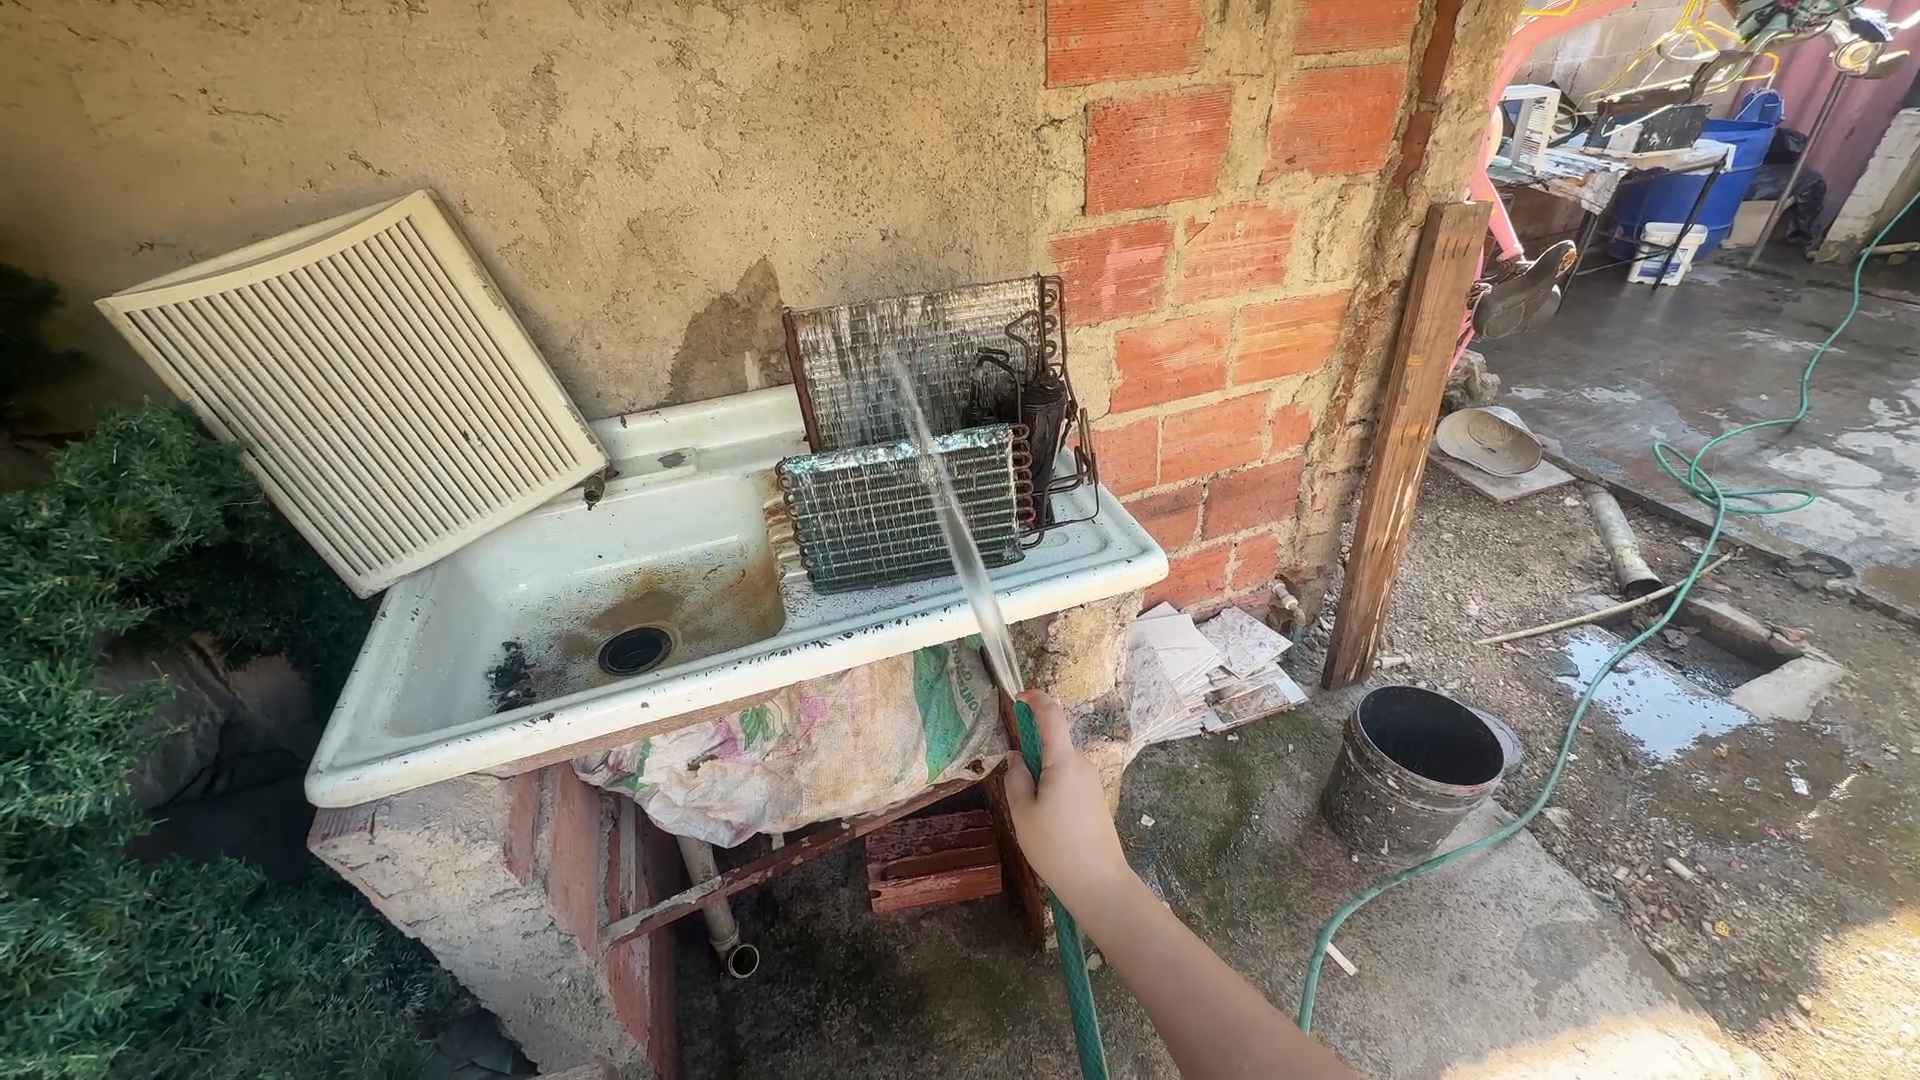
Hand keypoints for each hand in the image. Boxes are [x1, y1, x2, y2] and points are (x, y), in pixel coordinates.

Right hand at [1002, 690, 1133, 909]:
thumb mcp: (1023, 813)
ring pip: (1059, 764)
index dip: (1035, 699)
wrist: (1098, 883)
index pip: (1052, 714)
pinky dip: (1052, 787)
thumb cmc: (1055, 847)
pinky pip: (1068, 779)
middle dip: (1030, 755)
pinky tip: (1048, 822)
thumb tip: (1016, 757)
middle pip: (1052, 743)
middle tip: (1016, 791)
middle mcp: (1082, 764)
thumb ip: (1016, 778)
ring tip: (1033, 816)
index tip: (1018, 697)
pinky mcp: (1095, 797)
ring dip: (1041, 776)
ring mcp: (1091, 780)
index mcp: (1064, 761)